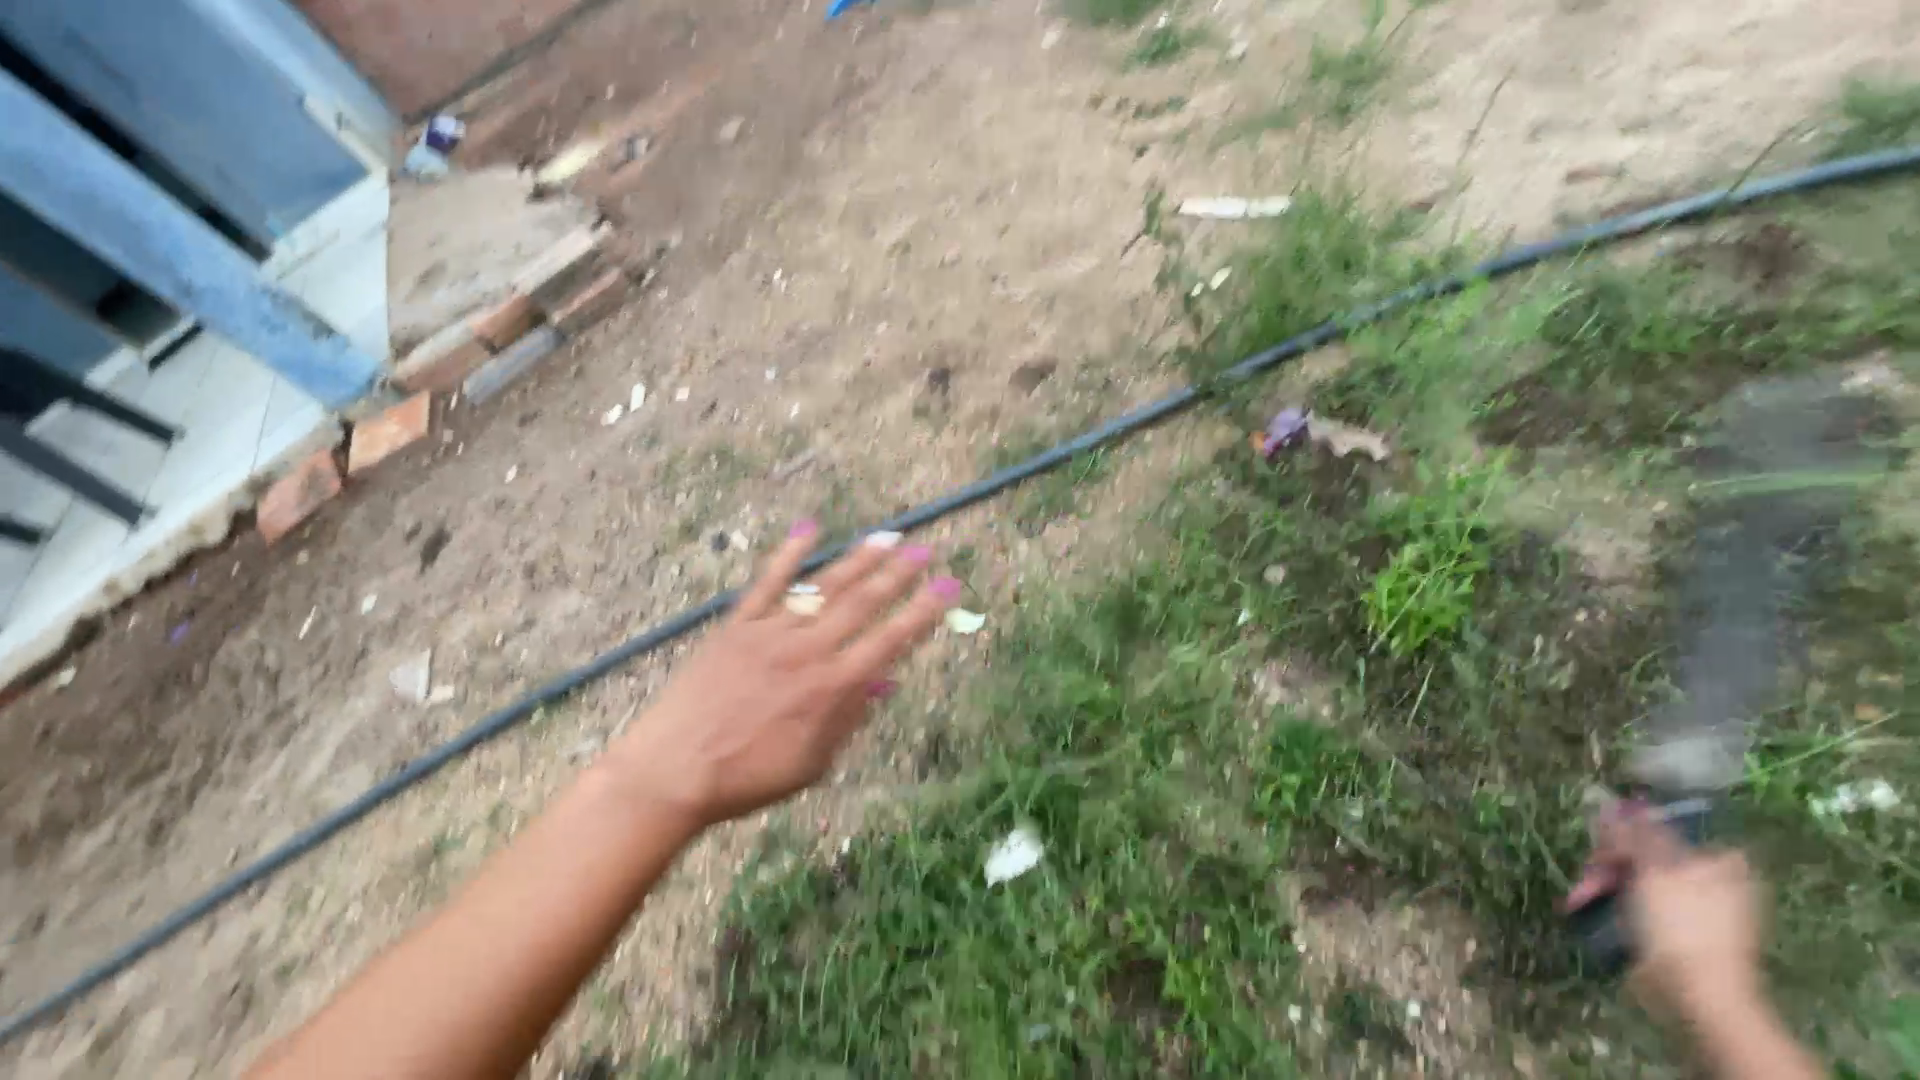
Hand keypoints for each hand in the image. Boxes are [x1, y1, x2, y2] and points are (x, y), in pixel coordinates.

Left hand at [602, 522, 958, 832]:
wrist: (674, 771)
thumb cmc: (748, 777)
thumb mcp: (813, 762)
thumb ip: (849, 717)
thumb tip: (884, 681)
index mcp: (832, 688)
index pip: (890, 641)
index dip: (924, 612)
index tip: (948, 587)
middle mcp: (808, 651)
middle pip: (862, 604)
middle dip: (899, 575)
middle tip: (926, 550)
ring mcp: (770, 633)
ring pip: (823, 587)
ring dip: (859, 560)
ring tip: (888, 537)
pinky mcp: (736, 626)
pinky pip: (767, 584)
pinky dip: (788, 554)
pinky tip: (809, 529)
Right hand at [1573, 809, 1764, 1016]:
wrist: (1696, 991)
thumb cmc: (1682, 924)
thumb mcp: (1654, 869)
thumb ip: (1633, 834)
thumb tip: (1614, 804)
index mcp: (1717, 861)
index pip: (1667, 826)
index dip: (1631, 827)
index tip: (1603, 835)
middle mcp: (1708, 878)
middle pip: (1646, 852)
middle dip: (1610, 859)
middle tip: (1590, 868)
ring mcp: (1691, 905)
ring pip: (1635, 877)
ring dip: (1602, 882)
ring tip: (1579, 896)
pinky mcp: (1671, 927)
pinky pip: (1635, 902)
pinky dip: (1610, 902)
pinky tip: (1584, 905)